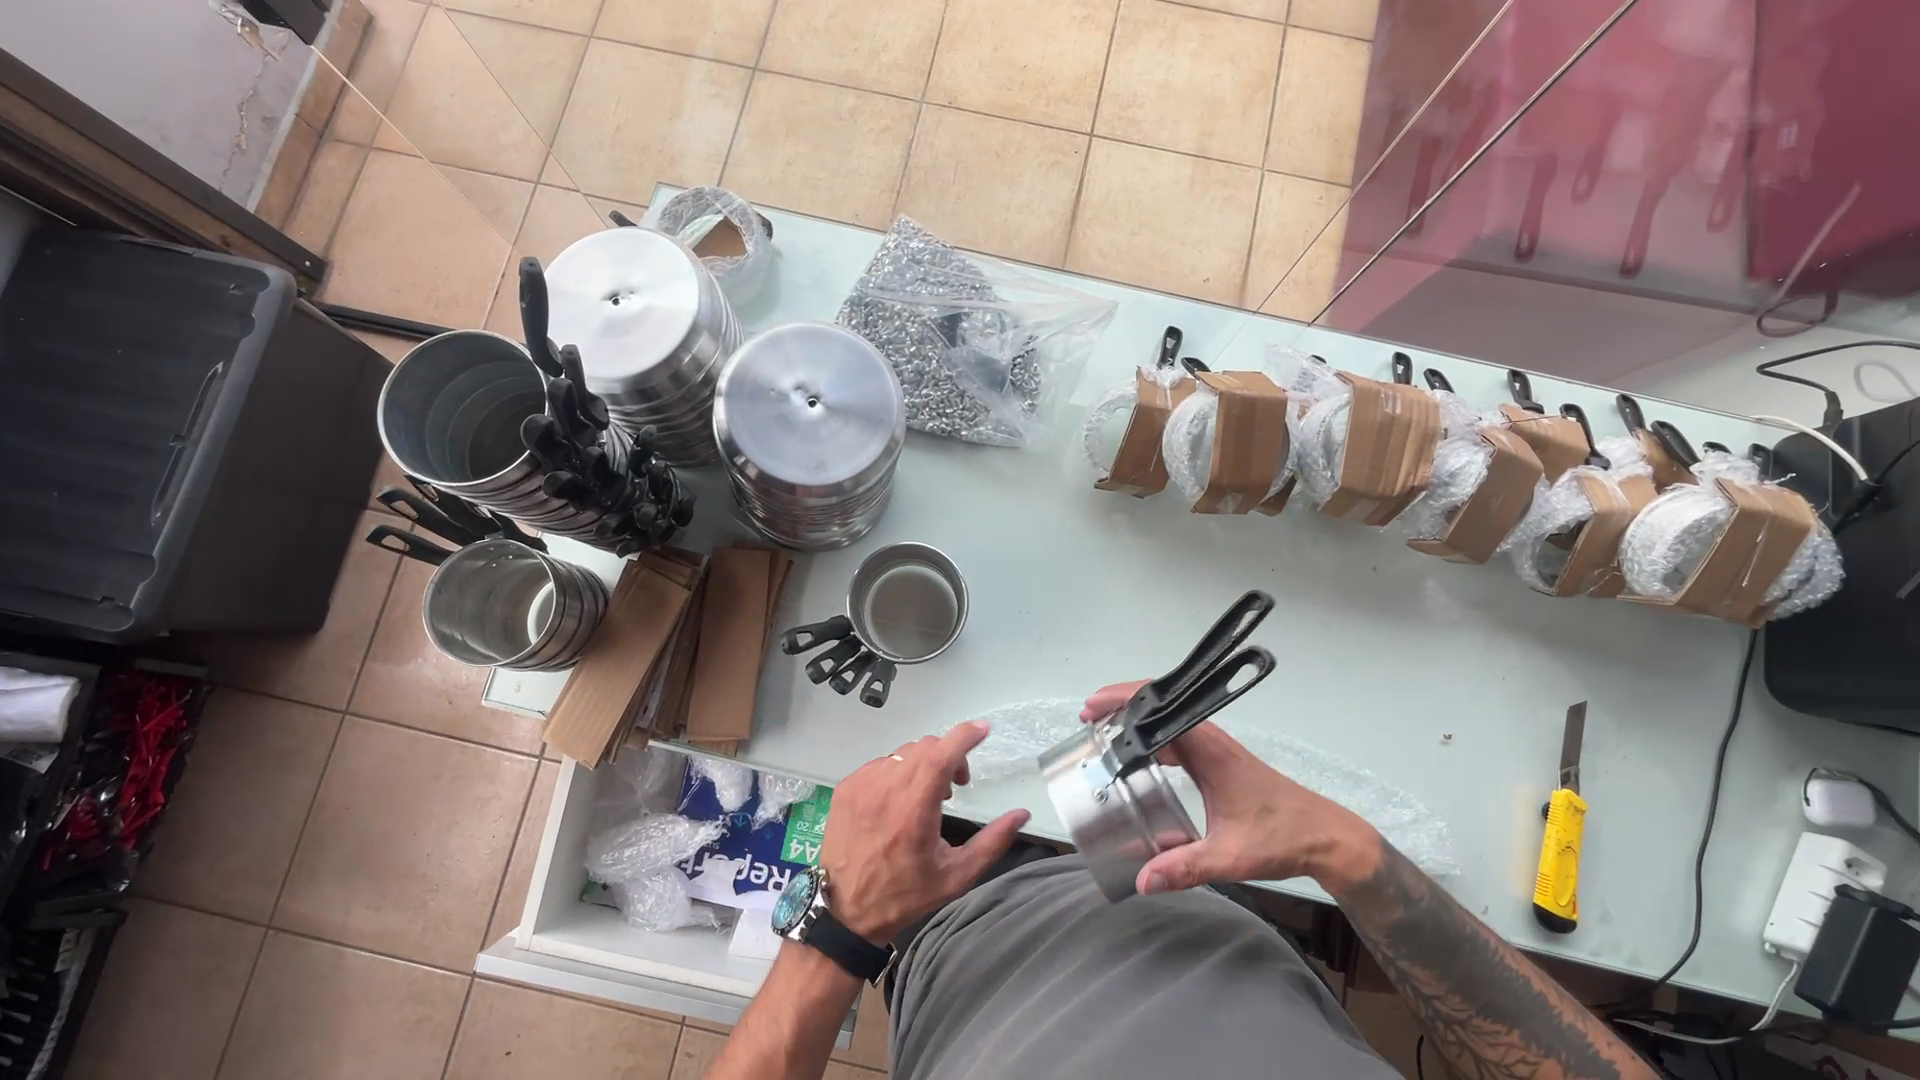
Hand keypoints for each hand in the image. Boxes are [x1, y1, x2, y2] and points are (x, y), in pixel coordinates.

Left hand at [818, 722, 1030, 941]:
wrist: (844, 912)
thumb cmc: (904, 896)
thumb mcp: (956, 877)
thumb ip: (992, 842)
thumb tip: (1022, 814)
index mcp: (914, 810)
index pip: (941, 754)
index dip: (965, 736)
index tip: (983, 730)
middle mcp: (885, 789)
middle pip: (926, 748)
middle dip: (949, 756)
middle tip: (956, 787)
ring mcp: (861, 785)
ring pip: (903, 753)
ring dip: (924, 764)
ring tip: (926, 796)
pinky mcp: (846, 788)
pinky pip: (880, 764)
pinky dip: (898, 772)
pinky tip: (899, 800)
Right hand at [1082, 682, 1381, 895]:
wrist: (1325, 837)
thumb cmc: (1283, 837)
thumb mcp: (1231, 855)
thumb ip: (1185, 868)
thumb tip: (1142, 882)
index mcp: (1210, 749)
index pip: (1160, 707)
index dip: (1122, 702)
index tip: (1091, 711)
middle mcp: (1209, 739)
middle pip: (1158, 705)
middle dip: (1118, 706)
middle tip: (1086, 720)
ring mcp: (1213, 747)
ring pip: (1166, 719)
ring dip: (1133, 720)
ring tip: (1100, 734)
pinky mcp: (1216, 760)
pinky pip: (1175, 737)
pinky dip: (1149, 738)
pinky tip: (1133, 759)